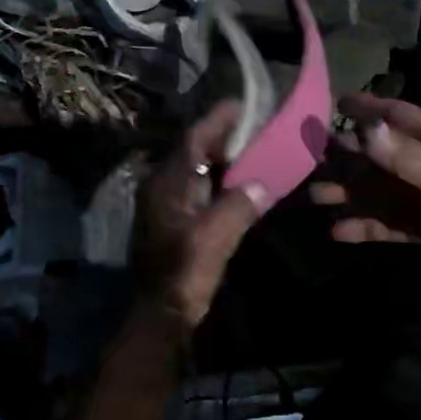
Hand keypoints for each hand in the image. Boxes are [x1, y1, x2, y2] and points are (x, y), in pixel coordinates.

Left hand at [134, 100, 268, 327]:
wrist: (160, 315)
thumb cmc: (183, 274)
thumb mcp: (214, 238)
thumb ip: (238, 206)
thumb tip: (260, 185)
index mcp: (167, 184)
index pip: (193, 139)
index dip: (218, 120)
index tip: (242, 104)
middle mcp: (161, 187)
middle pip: (192, 151)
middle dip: (222, 138)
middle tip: (254, 127)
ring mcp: (164, 205)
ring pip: (194, 170)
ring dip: (221, 160)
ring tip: (252, 151)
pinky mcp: (171, 221)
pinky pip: (196, 189)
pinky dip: (217, 181)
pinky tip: (238, 186)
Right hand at [312, 93, 420, 303]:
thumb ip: (406, 158)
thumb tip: (364, 128)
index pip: (399, 117)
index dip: (369, 108)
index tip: (336, 102)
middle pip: (380, 157)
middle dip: (347, 158)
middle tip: (308, 160)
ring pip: (379, 192)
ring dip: (349, 193)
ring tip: (314, 197)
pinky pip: (387, 224)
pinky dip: (364, 227)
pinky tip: (337, 233)